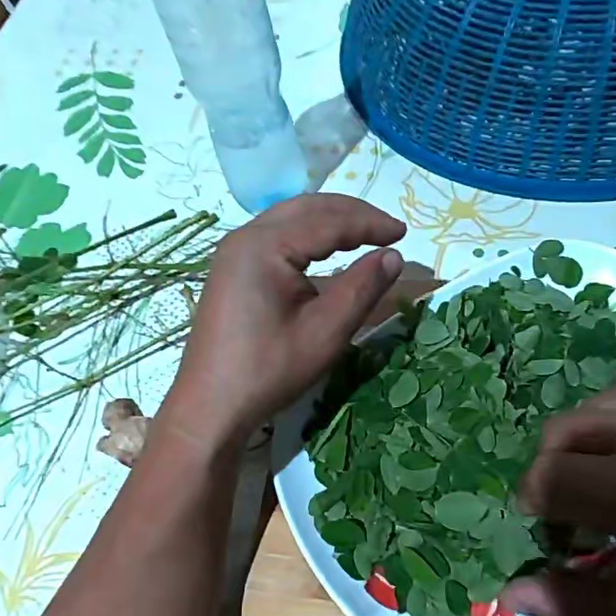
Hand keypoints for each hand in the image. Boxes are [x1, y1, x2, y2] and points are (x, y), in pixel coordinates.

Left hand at [158, 194, 404, 451]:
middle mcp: (244, 237)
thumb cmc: (268, 370)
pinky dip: (307, 237)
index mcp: (264, 246)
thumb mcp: (325, 332)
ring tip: (365, 235)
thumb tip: (394, 256)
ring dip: (329, 222)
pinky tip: (326, 251)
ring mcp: (232, 252)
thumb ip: (362, 288)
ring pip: (289, 219)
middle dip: (351, 214)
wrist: (210, 406)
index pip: (328, 220)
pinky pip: (275, 237)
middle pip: (306, 209)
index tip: (404, 233)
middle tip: (388, 230)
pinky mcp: (230, 269)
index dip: (370, 224)